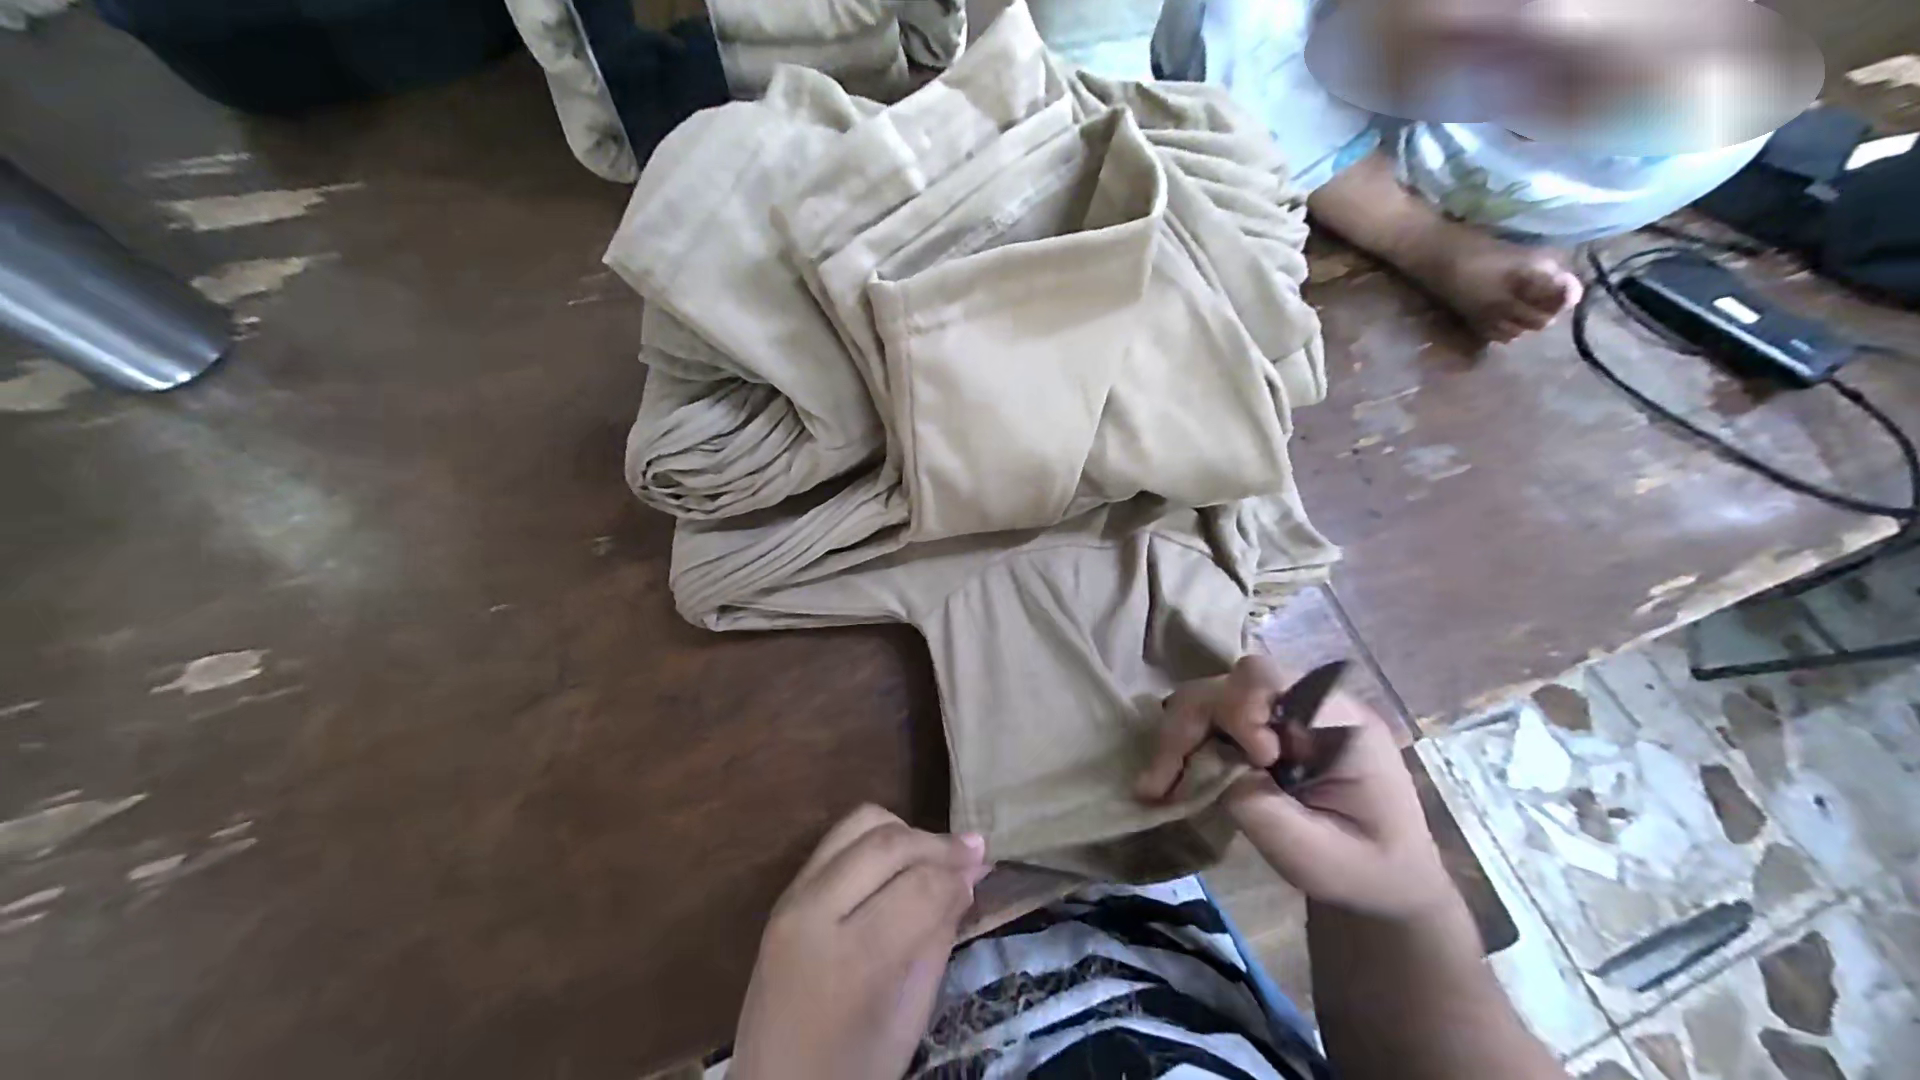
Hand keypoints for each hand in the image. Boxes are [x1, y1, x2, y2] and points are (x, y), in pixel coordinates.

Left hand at [730, 805, 990, 1079]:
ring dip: (905, 832)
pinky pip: (838, 839)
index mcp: (850, 960)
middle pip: (888, 843)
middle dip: (938, 842)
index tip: (983, 868)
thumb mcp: (909, 1018)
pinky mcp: (785, 891)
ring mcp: (792, 896)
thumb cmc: (852, 1068)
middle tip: (974, 850)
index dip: (958, 873)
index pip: (920, 887)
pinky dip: (876, 838)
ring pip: (860, 823)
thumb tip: (969, 876)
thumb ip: (938, 939)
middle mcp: (813, 912)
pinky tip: (898, 863)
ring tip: (933, 857)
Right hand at [1136, 655, 1458, 920]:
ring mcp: (1277, 714)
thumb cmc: (1361, 870)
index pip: (1271, 678)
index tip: (1257, 760)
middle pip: (1228, 683)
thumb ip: (1259, 808)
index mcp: (1338, 721)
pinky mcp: (1258, 728)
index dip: (1243, 709)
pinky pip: (1209, 718)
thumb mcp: (1315, 854)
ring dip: (1179, 736)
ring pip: (1209, 697)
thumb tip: (1208, 770)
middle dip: (1190, 725)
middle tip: (1164, 781)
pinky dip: (1182, 744)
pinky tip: (1170, 778)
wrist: (1380, 881)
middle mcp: (1303, 704)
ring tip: (1158, 785)